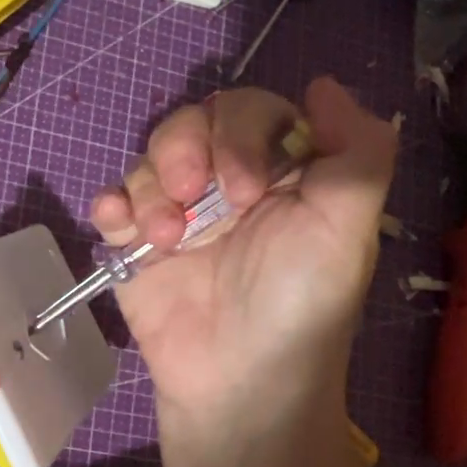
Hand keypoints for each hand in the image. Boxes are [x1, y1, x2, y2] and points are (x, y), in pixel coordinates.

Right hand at [91, 79, 396, 454]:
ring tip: (167, 241)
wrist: (238, 382)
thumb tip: (324, 84)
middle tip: (193, 196)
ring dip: (151, 189)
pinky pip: (112, 203)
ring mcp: (178, 214)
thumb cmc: (299, 305)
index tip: (247, 190)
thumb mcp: (349, 228)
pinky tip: (121, 229)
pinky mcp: (136, 246)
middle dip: (185, 150)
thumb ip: (356, 150)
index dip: (241, 133)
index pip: (249, 111)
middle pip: (190, 124)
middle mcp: (226, 184)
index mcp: (280, 173)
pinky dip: (111, 206)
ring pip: (148, 160)